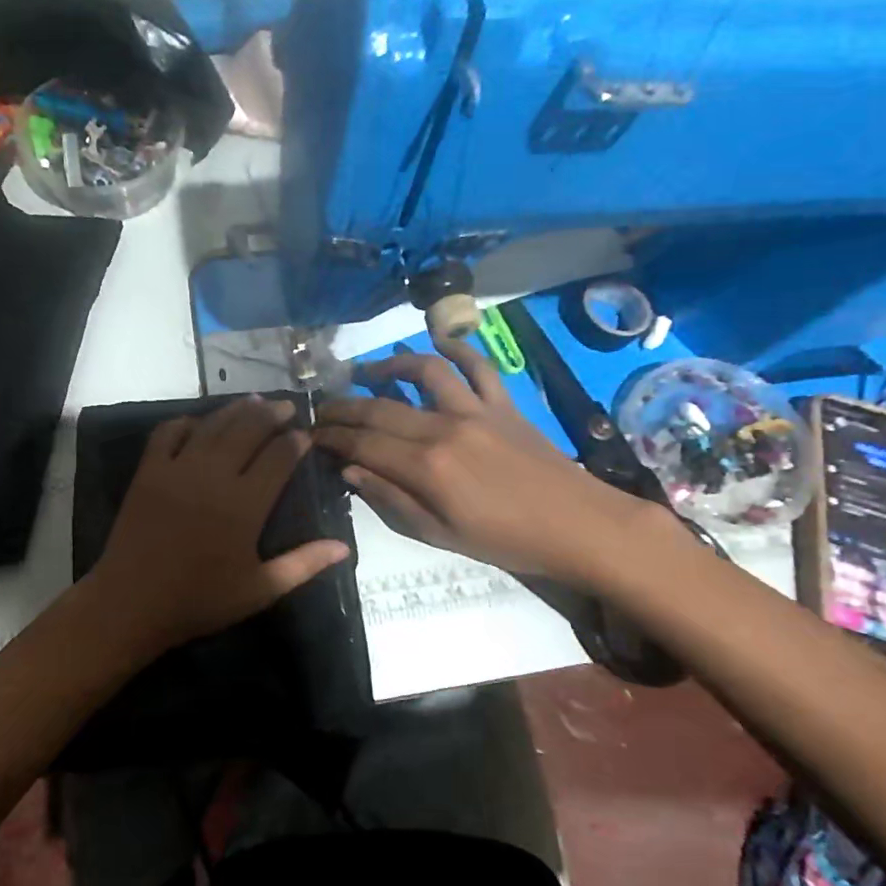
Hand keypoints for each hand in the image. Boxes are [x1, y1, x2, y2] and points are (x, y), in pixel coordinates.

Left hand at [81, 396, 349, 654]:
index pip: (279, 457)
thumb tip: (345, 547)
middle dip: (272, 414)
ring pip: (213, 425)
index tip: (306, 434)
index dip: (296, 441)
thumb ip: (305, 563)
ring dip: (237, 409)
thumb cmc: (200, 600)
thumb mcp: (261, 589)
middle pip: (248, 429)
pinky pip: (168, 432)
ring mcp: (178, 469)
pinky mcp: (148, 472)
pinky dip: (186, 421)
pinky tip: (200, 422)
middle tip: (286, 407)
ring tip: (255, 401)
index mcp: (245, 504)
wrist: (130, 606)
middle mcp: (214, 476)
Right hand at [314, 337, 662, 583]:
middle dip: (344, 406)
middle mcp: (444, 428)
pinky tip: (437, 345)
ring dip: (390, 366)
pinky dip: (456, 350)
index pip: (363, 443)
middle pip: (381, 408)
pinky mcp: (503, 402)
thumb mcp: (440, 535)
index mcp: (426, 467)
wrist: (573, 524)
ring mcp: (476, 409)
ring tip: (369, 373)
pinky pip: (477, 366)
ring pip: (424, 372)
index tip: (312, 433)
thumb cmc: (505, 541)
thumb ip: (392, 499)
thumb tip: (350, 472)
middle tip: (323, 409)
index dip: (333, 436)